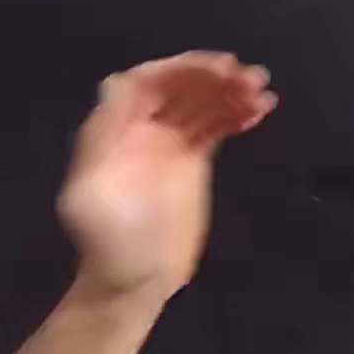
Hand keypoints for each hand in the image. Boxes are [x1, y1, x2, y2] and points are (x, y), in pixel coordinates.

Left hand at [58, 52, 276, 302]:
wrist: (136, 283)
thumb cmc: (112, 248)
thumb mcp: (91, 201)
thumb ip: (101, 146)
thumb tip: (115, 88)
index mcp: (113, 132)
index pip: (142, 84)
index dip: (176, 70)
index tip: (213, 71)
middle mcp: (140, 129)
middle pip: (176, 88)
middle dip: (209, 77)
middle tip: (248, 76)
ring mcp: (168, 143)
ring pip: (199, 104)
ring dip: (229, 92)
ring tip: (262, 90)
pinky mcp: (192, 160)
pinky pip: (214, 127)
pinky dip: (235, 114)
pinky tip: (260, 110)